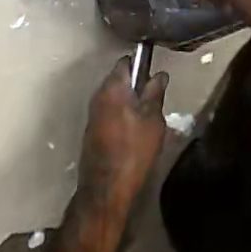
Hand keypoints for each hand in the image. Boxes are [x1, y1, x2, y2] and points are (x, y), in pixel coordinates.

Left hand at [75, 56, 167, 218]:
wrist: (106, 189)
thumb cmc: (133, 150)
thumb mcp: (152, 121)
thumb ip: (155, 94)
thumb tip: (159, 74)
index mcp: (112, 87)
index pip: (126, 62)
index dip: (141, 64)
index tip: (154, 75)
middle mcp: (98, 94)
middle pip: (118, 80)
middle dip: (135, 86)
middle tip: (154, 100)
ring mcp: (92, 113)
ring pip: (113, 98)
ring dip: (128, 102)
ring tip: (146, 118)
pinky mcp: (91, 130)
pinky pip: (108, 112)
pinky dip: (120, 115)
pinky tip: (132, 131)